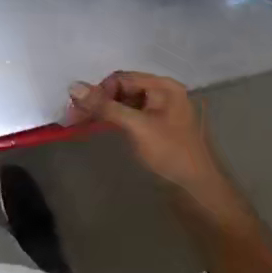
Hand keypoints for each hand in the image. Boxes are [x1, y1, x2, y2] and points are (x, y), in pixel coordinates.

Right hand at [65, 71, 221, 195]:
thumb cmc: (171, 155)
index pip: (122, 78)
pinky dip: (113, 121)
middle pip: (122, 89)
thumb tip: (73, 85)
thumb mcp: (137, 127)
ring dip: (103, 111)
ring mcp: (160, 113)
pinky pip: (130, 117)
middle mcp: (163, 94)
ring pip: (124, 104)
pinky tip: (98, 128)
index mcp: (164, 87)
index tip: (77, 109)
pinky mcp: (156, 130)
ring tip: (80, 123)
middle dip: (98, 101)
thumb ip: (105, 106)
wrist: (199, 194)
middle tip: (73, 117)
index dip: (99, 91)